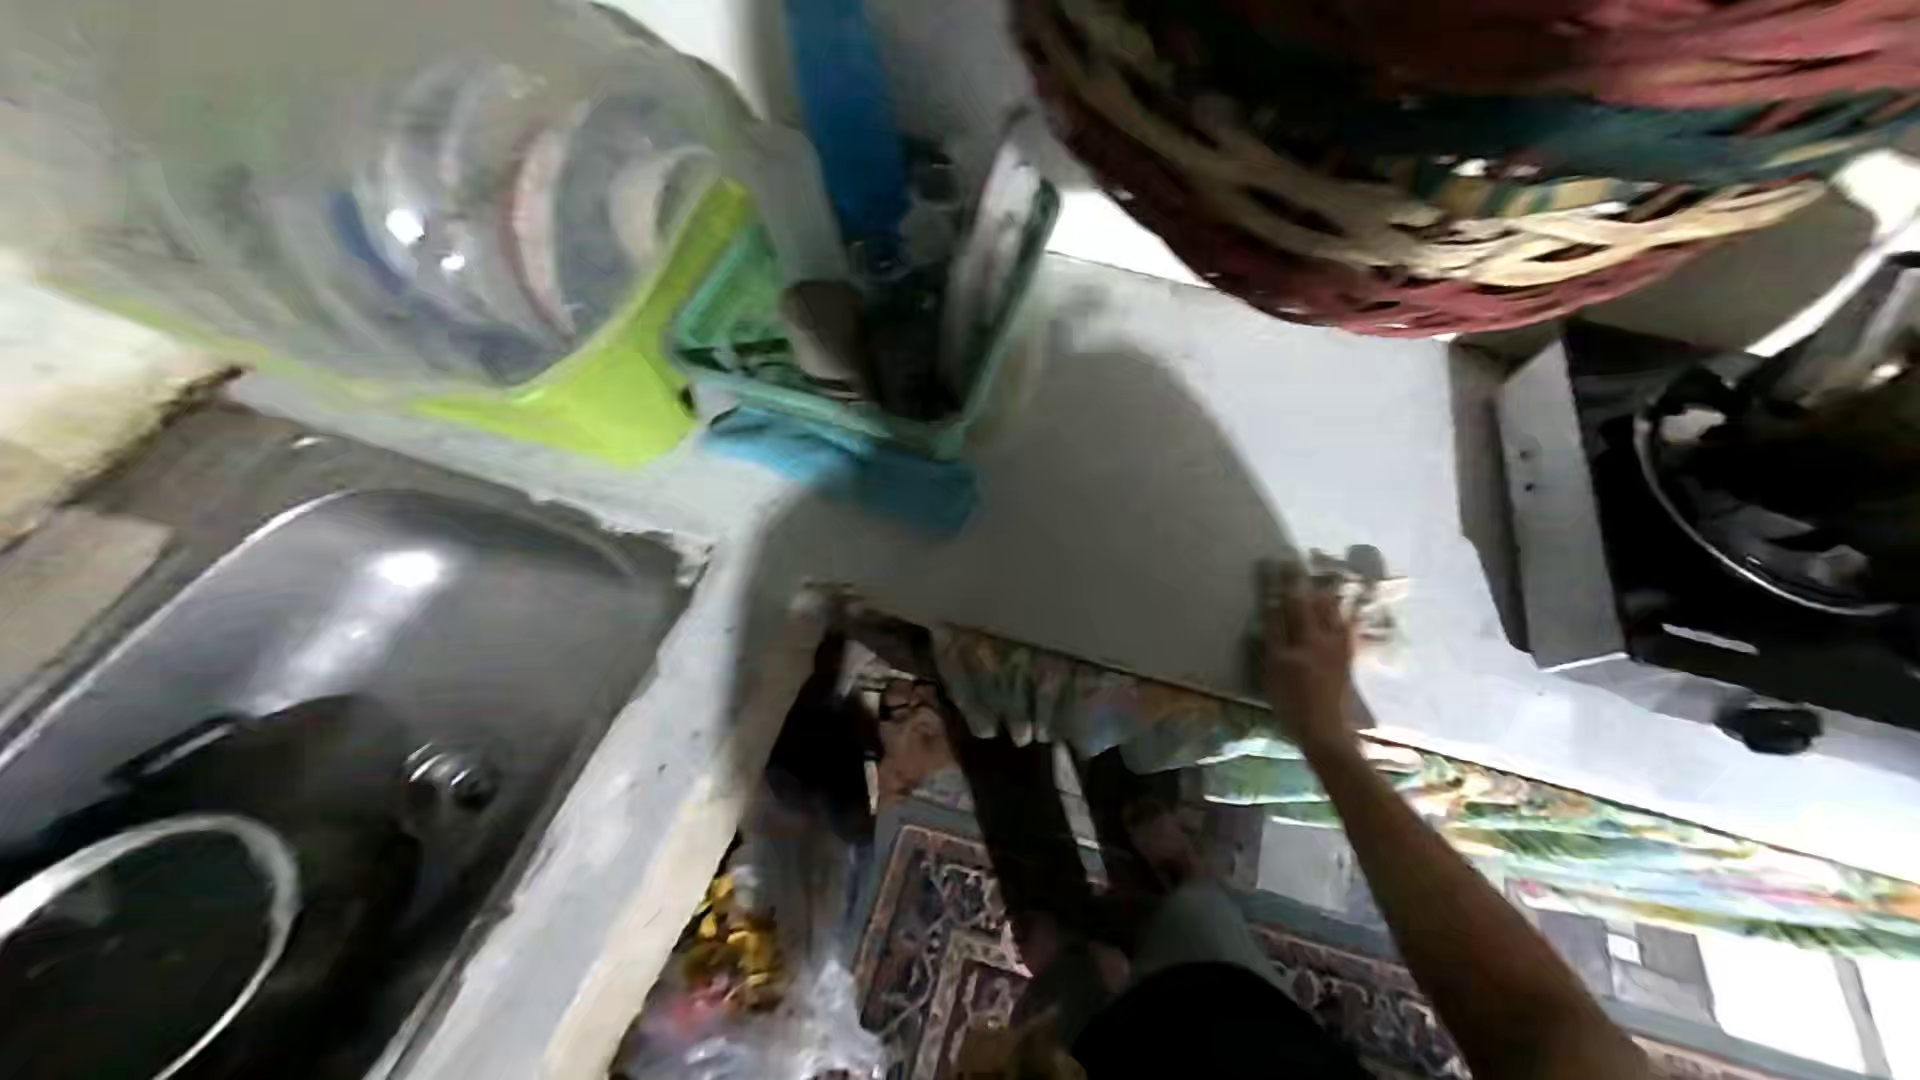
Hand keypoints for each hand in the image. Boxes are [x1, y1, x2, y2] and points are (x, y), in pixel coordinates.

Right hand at [1259, 559, 1359, 752]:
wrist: (1325, 730)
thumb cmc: (1290, 705)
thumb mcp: (1270, 677)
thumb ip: (1270, 645)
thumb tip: (1271, 615)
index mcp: (1289, 649)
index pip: (1277, 611)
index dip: (1273, 587)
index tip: (1270, 566)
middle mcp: (1313, 642)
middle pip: (1303, 605)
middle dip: (1296, 581)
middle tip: (1292, 560)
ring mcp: (1334, 646)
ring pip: (1330, 610)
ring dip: (1325, 588)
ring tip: (1325, 568)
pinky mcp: (1347, 653)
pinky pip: (1350, 624)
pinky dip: (1353, 608)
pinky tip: (1355, 595)